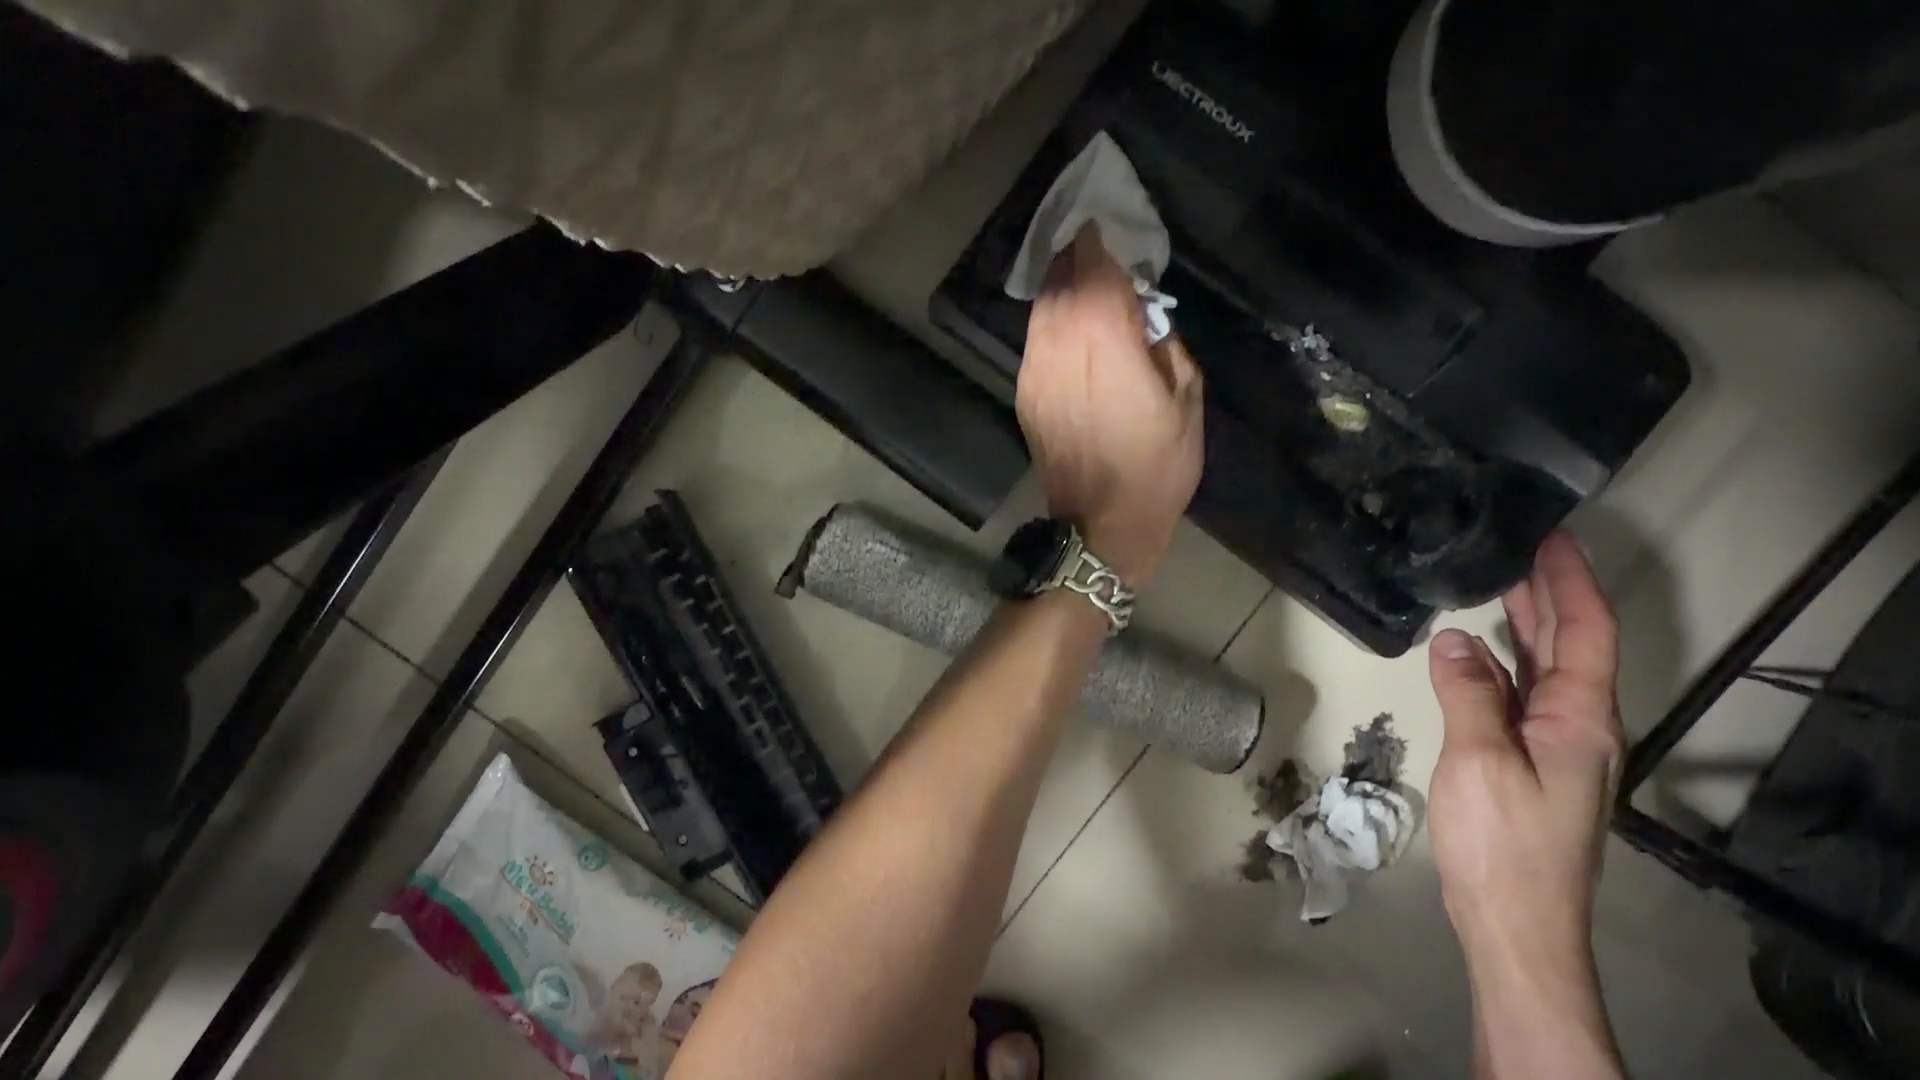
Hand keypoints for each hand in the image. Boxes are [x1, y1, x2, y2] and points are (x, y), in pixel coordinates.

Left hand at [1016, 225, 1203, 584]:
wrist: (1102, 523)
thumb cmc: (1156, 467)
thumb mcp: (1187, 400)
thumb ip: (1166, 345)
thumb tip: (1146, 321)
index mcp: (1105, 341)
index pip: (1093, 270)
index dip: (1097, 244)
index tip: (1106, 227)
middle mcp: (1060, 346)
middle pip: (1060, 283)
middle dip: (1077, 262)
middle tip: (1097, 252)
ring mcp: (1035, 371)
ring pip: (1042, 310)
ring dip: (1062, 291)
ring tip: (1084, 286)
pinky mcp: (1024, 394)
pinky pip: (1035, 341)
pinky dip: (1051, 324)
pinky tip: (1071, 332)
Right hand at [1426, 531, 1624, 965]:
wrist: (1516, 919)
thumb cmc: (1504, 840)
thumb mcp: (1481, 760)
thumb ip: (1468, 693)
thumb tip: (1451, 638)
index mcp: (1581, 718)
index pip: (1586, 631)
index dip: (1571, 580)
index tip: (1551, 535)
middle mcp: (1578, 724)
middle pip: (1569, 644)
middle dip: (1548, 593)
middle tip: (1516, 546)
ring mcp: (1554, 745)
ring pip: (1543, 670)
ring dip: (1524, 625)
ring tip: (1495, 582)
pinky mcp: (1527, 762)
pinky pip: (1518, 696)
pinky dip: (1498, 664)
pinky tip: (1473, 652)